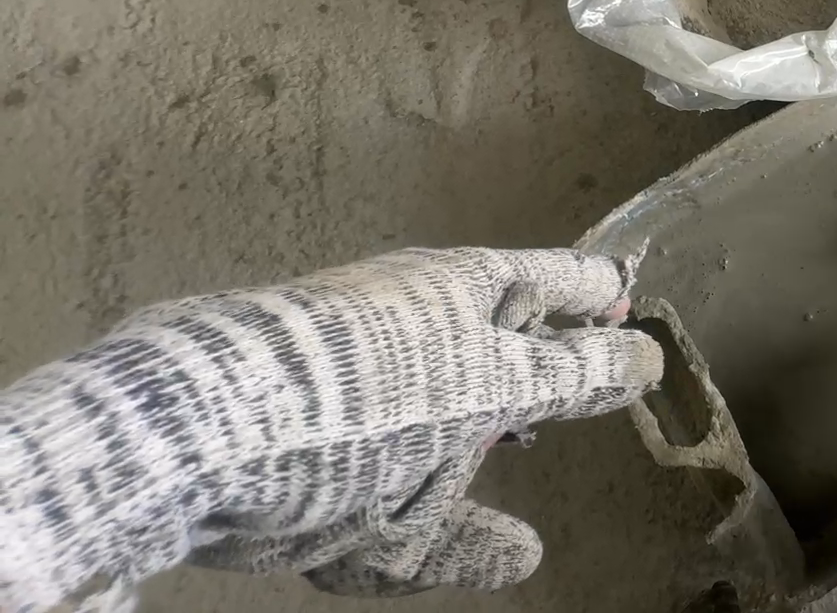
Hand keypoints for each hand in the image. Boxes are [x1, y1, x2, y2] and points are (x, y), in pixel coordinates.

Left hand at [0, 248, 661, 611]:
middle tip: (570, 409)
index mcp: (469, 289)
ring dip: (479, 473)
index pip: (562, 277)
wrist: (185, 447)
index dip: (606, 294)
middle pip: (505, 358)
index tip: (636, 310)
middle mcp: (423, 337)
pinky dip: (451, 538)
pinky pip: (407, 507)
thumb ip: (575, 373)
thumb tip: (648, 356)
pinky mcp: (327, 473)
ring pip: (452, 439)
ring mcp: (370, 406)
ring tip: (515, 526)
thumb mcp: (492, 380)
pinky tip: (510, 560)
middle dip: (539, 389)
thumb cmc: (370, 385)